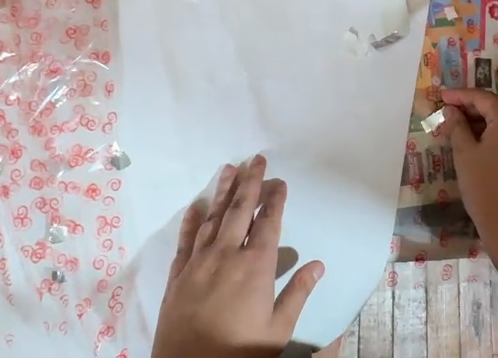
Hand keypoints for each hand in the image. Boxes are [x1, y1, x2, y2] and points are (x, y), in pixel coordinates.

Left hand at [152, 155, 323, 357]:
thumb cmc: (240, 351)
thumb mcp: (277, 330)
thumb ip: (298, 294)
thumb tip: (319, 264)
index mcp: (256, 266)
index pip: (269, 222)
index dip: (276, 199)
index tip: (281, 182)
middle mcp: (227, 255)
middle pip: (241, 210)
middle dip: (250, 182)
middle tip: (256, 159)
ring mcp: (199, 263)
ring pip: (213, 218)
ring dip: (223, 191)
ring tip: (230, 168)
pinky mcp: (178, 276)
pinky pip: (186, 240)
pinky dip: (192, 220)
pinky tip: (197, 205)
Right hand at [437, 88, 497, 253]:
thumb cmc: (484, 187)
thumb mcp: (465, 154)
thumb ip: (457, 126)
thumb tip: (451, 111)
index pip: (482, 97)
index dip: (459, 95)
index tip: (441, 97)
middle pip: (493, 107)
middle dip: (468, 109)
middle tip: (445, 115)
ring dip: (478, 123)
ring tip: (454, 129)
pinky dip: (490, 134)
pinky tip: (472, 142)